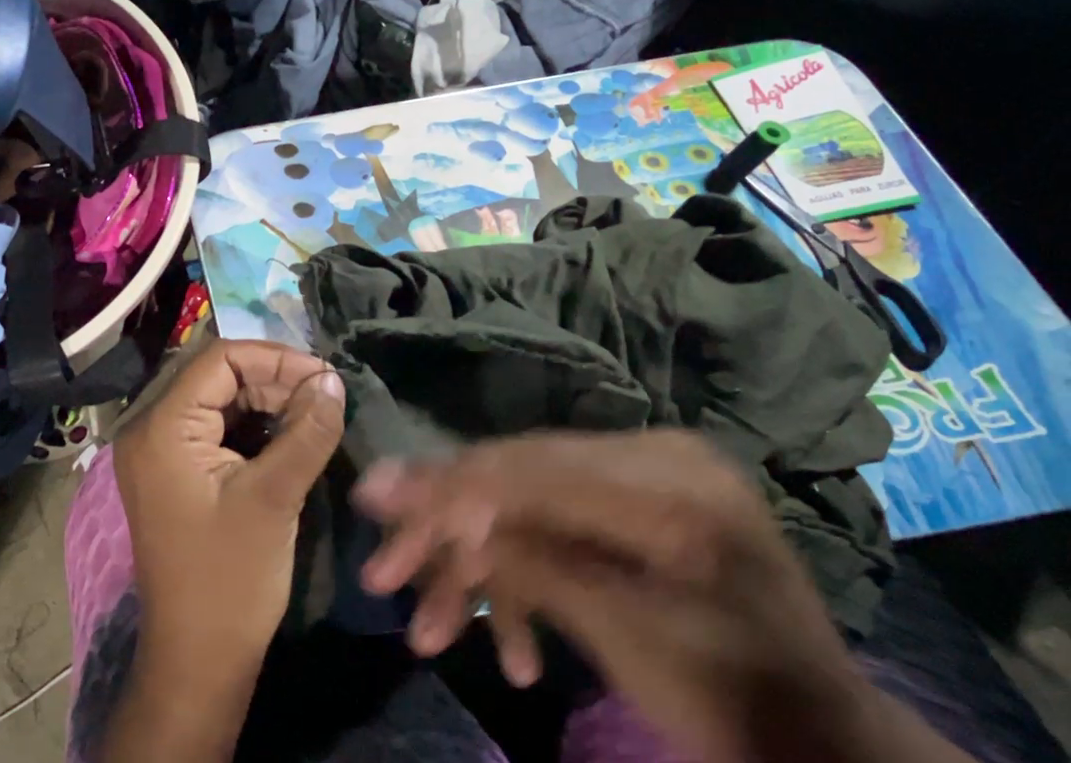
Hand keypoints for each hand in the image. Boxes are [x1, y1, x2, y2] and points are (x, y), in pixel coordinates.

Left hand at [114, 339, 345, 662]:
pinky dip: (250, 426)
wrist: (197, 656)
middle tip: (325, 399)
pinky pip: (211, 429)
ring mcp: (156, 451)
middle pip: (214, 375)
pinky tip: (288, 437)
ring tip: (314, 416)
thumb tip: (333, 380)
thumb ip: (305, 432)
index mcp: (160, 426)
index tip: (326, 377)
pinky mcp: (170, 472)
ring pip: (216, 400)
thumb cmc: (231, 579)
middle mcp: (148, 428)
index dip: (276, 358)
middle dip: (273, 379)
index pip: (219, 359)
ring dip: (265, 402)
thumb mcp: (275, 498)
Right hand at [354, 431, 965, 762]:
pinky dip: (523, 587)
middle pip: (514, 483)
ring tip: (428, 630)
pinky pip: (554, 536)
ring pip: (523, 513)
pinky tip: (509, 651)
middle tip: (383, 572)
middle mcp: (650, 460)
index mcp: (666, 476)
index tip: (373, 499)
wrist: (822, 747)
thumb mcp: (619, 624)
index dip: (445, 487)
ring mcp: (641, 489)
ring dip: (478, 574)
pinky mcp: (630, 521)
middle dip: (447, 539)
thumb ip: (522, 553)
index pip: (527, 466)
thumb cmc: (731, 689)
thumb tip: (424, 500)